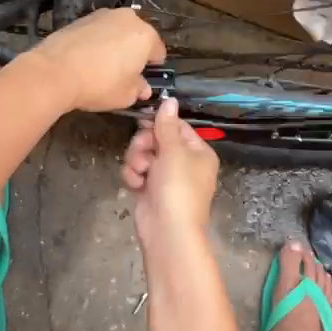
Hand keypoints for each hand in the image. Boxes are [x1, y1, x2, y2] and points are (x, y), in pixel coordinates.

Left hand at [22, 8, 166, 112]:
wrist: (55, 71)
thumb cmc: (99, 84)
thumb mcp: (126, 95)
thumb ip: (139, 88)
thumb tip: (143, 87)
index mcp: (145, 36)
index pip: (158, 51)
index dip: (153, 67)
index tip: (145, 78)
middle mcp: (127, 19)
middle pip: (138, 36)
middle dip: (134, 52)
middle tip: (124, 72)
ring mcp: (102, 15)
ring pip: (117, 31)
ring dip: (115, 44)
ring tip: (103, 66)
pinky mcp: (81, 18)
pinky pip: (97, 31)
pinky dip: (96, 41)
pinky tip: (86, 59)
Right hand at [121, 97, 219, 240]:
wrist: (168, 230)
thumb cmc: (178, 187)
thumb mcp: (174, 151)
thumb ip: (167, 125)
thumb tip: (170, 99)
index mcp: (198, 152)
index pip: (177, 127)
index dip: (160, 124)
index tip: (144, 121)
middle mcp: (184, 163)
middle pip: (157, 139)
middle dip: (144, 144)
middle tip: (143, 152)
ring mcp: (165, 177)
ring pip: (143, 154)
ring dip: (136, 160)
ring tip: (140, 173)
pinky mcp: (149, 189)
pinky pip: (136, 171)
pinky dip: (133, 176)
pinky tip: (135, 185)